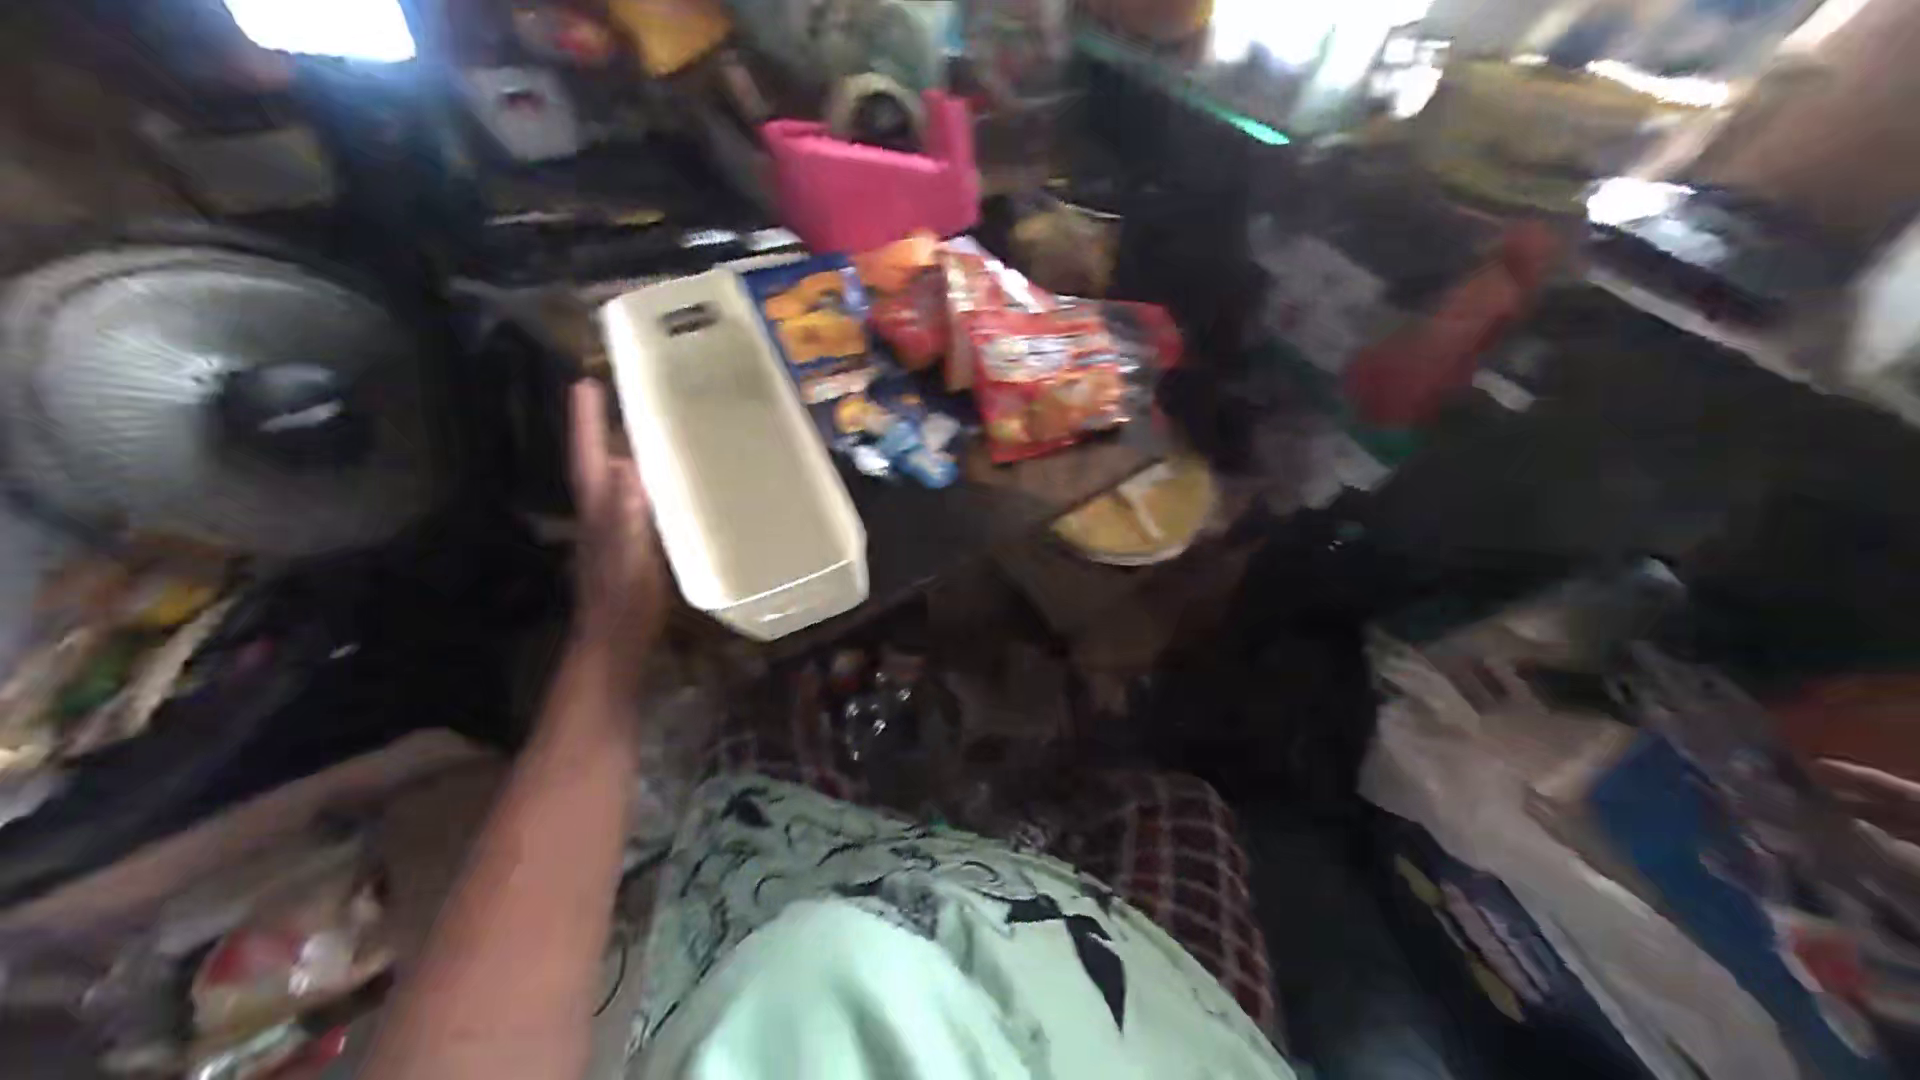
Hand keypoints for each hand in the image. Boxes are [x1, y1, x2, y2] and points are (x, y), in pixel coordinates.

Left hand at [567, 379, 666, 669]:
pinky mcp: (628, 544)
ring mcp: (612, 530)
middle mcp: (601, 513)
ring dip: (622, 451)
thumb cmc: (624, 599)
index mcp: (599, 510)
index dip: (586, 421)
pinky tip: (663, 483)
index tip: (586, 382)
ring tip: (644, 427)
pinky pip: (635, 500)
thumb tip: (624, 466)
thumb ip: (626, 514)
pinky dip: (643, 481)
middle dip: (601, 427)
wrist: (615, 640)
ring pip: (615, 481)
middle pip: (597, 461)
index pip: (588, 456)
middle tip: (618, 395)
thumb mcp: (629, 556)